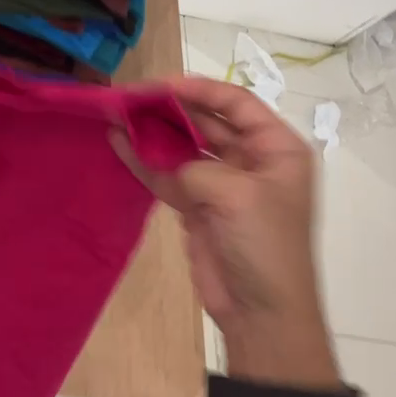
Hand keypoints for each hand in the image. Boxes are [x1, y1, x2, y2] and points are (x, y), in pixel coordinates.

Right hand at [112, 76, 338, 389]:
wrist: (261, 311)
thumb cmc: (263, 245)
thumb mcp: (236, 194)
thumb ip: (194, 165)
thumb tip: (158, 157)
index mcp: (277, 149)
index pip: (237, 103)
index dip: (199, 89)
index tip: (159, 85)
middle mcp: (251, 160)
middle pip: (206, 121)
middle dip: (169, 108)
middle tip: (129, 97)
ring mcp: (221, 183)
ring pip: (182, 145)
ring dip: (152, 132)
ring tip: (117, 115)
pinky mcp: (196, 205)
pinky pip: (166, 174)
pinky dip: (143, 160)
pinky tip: (118, 143)